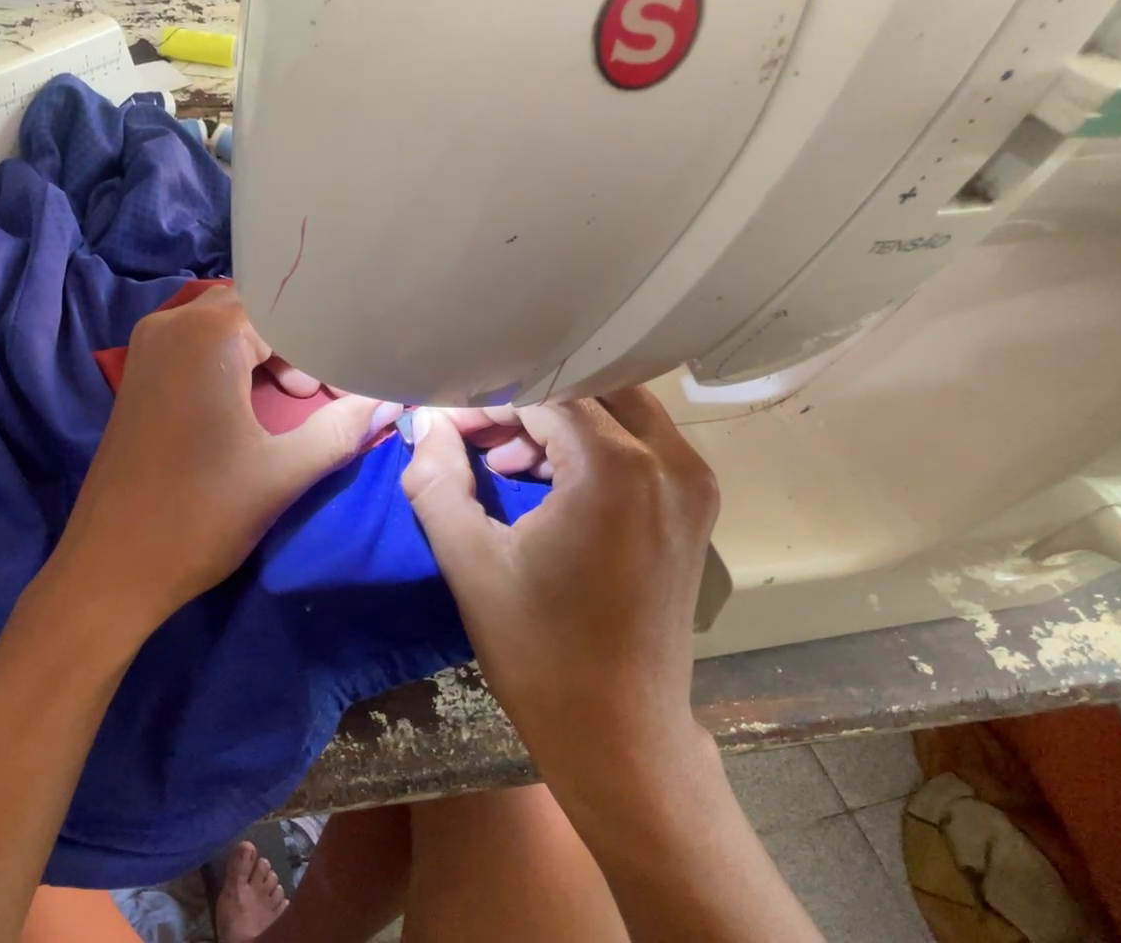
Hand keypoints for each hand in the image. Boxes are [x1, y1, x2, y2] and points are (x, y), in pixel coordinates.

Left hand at [51, 285, 401, 632]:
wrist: (113, 566)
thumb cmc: (200, 515)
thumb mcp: (281, 472)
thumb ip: (340, 430)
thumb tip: (391, 402)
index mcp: (206, 335)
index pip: (286, 312)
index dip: (324, 343)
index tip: (351, 379)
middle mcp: (170, 326)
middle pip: (253, 313)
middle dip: (295, 344)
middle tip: (324, 390)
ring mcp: (147, 351)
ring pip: (223, 329)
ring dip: (264, 354)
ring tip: (296, 399)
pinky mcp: (138, 378)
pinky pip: (196, 349)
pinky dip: (231, 365)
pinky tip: (252, 406)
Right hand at [398, 389, 717, 753]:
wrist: (618, 731)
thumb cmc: (538, 648)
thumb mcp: (470, 561)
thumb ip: (437, 481)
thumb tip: (425, 426)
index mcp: (615, 469)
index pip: (545, 393)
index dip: (489, 402)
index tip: (445, 424)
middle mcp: (670, 462)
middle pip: (590, 389)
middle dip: (528, 403)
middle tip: (476, 436)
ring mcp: (693, 485)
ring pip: (620, 414)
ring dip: (560, 423)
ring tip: (504, 462)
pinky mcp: (695, 510)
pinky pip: (640, 448)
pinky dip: (591, 449)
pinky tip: (544, 483)